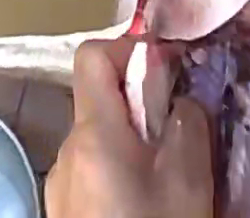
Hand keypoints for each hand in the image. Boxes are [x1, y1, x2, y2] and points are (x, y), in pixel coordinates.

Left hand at [45, 38, 213, 217]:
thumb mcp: (189, 179)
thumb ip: (188, 119)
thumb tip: (183, 94)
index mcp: (91, 133)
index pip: (92, 55)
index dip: (128, 48)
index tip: (165, 66)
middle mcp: (66, 153)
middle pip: (100, 101)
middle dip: (141, 102)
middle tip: (180, 123)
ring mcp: (60, 190)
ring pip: (99, 140)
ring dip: (133, 142)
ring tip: (169, 170)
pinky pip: (93, 174)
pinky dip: (120, 173)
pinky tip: (148, 203)